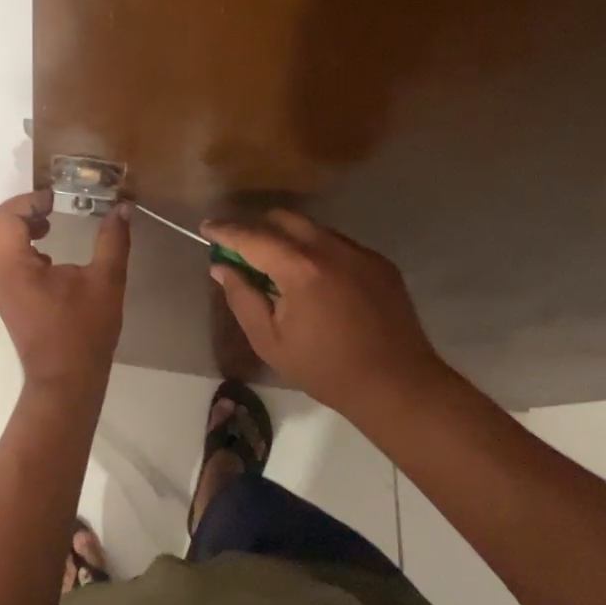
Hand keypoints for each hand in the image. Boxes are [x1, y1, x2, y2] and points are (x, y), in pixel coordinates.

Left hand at [0, 192, 131, 395]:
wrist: (65, 380)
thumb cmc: (83, 331)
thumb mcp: (106, 280)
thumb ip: (113, 239)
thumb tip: (123, 207)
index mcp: (13, 264)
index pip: (7, 216)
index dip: (30, 201)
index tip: (59, 199)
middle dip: (23, 209)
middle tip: (53, 206)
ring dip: (20, 225)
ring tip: (51, 223)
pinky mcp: (6, 295)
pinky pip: (3, 256)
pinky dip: (20, 242)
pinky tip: (49, 252)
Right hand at [204, 210, 447, 413]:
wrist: (398, 385)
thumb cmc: (327, 369)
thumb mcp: (271, 341)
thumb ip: (242, 298)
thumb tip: (223, 268)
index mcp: (300, 268)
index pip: (252, 237)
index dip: (225, 231)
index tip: (207, 228)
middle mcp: (330, 248)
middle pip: (283, 218)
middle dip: (257, 226)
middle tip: (241, 247)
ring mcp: (359, 252)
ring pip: (312, 228)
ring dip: (288, 238)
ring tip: (277, 264)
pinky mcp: (379, 262)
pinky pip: (338, 244)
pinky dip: (317, 251)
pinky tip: (315, 279)